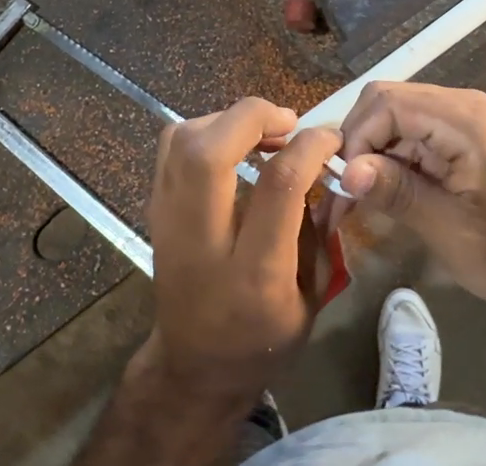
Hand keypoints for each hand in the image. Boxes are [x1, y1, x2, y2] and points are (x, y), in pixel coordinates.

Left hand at [145, 97, 343, 396]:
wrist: (193, 367)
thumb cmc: (263, 338)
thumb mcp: (312, 297)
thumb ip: (320, 230)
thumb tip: (327, 167)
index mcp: (253, 273)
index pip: (276, 186)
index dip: (309, 147)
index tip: (330, 138)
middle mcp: (202, 242)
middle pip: (208, 153)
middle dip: (252, 118)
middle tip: (288, 121)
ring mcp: (168, 223)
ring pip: (183, 142)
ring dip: (228, 120)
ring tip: (264, 130)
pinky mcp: (155, 210)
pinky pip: (172, 149)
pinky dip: (207, 130)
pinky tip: (235, 142)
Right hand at [335, 82, 485, 304]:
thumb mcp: (453, 230)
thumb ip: (399, 194)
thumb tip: (346, 171)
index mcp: (463, 120)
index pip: (385, 103)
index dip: (355, 140)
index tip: (344, 188)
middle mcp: (463, 106)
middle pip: (388, 102)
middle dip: (359, 143)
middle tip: (345, 195)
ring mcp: (468, 119)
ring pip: (399, 118)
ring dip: (374, 154)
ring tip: (357, 202)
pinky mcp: (469, 137)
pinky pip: (418, 134)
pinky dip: (395, 159)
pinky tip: (387, 194)